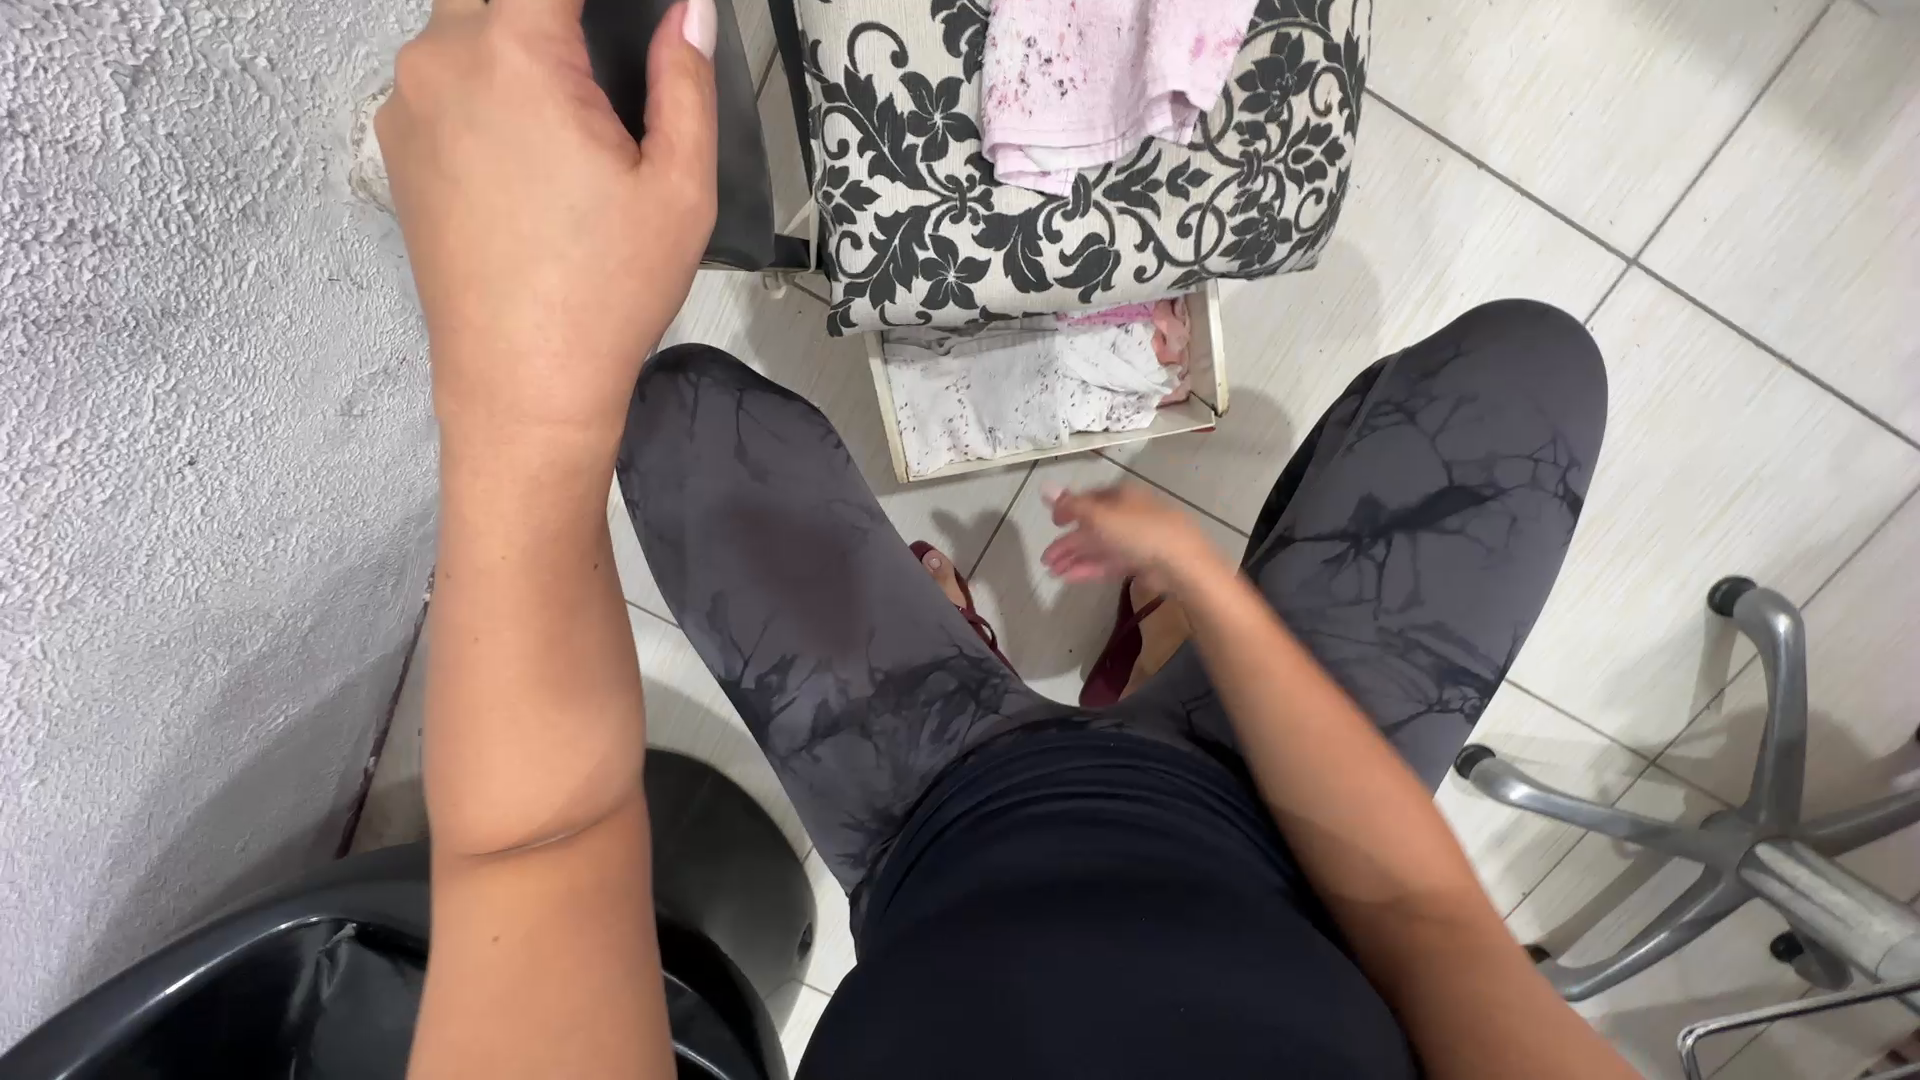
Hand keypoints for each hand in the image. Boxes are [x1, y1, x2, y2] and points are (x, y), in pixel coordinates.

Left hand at [377, 0, 718, 451]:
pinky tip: (531, 171)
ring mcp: (405, 103)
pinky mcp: (396, 149)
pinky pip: (443, 85)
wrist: (525, 381)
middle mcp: (439, 55)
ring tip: (575, 139)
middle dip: (556, 22)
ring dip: (522, 56)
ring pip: (466, 34)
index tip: (625, 23)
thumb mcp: (680, 193)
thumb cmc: (613, 289)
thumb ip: (686, 87)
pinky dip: (489, 95)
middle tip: (607, 93)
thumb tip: (688, 12)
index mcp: (516, 53)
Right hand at [1041, 482, 1225, 591]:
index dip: (1069, 509)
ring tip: (1052, 571)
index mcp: (1121, 496)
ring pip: (1099, 548)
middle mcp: (1127, 515)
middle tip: (1046, 558)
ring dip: (1074, 558)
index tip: (1053, 522)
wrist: (1181, 562)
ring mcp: (1135, 540)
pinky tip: (1069, 578)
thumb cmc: (1139, 531)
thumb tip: (1044, 488)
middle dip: (1068, 542)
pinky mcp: (1140, 563)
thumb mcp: (1100, 516)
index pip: (1090, 499)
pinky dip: (1088, 569)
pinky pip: (1109, 563)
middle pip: (1092, 527)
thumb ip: (1071, 505)